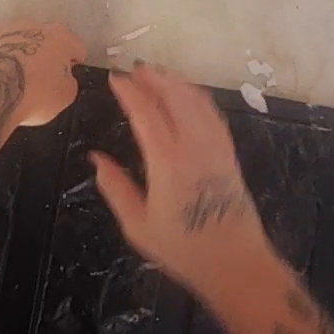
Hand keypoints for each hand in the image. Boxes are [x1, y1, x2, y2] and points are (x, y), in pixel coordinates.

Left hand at [0, 22, 85, 127]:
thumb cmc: (35, 95)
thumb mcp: (65, 96)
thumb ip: (69, 81)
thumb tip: (65, 77)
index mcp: (60, 37)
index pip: (76, 48)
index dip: (73, 64)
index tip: (67, 76)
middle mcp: (33, 25)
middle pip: (45, 40)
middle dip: (45, 55)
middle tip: (40, 79)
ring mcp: (4, 29)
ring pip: (18, 41)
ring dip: (19, 54)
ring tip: (13, 79)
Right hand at [90, 64, 272, 298]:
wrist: (236, 265)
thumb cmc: (184, 249)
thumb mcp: (138, 226)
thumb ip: (115, 187)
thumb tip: (96, 158)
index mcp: (168, 163)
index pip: (146, 113)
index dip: (129, 92)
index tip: (115, 78)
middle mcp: (194, 147)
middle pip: (175, 97)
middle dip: (154, 78)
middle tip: (136, 68)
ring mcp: (216, 148)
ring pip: (197, 101)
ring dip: (176, 83)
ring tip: (158, 74)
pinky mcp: (229, 153)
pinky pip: (213, 114)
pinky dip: (197, 97)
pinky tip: (188, 95)